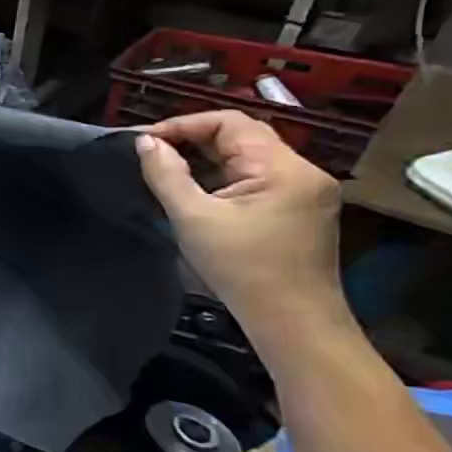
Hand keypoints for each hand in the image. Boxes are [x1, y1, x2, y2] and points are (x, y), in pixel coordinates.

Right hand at [135, 111, 344, 334]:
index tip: (147, 142)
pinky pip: (257, 178)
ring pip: (247, 157)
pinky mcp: (301, 210)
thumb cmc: (243, 271)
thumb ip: (166, 174)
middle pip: (240, 136)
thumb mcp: (194, 219)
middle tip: (153, 154)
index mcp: (283, 167)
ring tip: (169, 171)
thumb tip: (145, 142)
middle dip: (193, 140)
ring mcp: (306, 191)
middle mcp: (302, 170)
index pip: (228, 122)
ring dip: (208, 160)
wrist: (296, 329)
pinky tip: (199, 192)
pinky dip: (224, 178)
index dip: (183, 125)